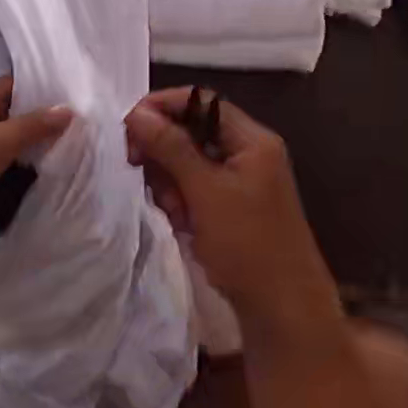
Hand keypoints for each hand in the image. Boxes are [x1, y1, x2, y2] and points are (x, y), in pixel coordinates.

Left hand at [0, 77, 72, 234]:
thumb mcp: (2, 142)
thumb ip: (35, 124)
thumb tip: (68, 108)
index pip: (20, 82)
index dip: (47, 90)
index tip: (78, 100)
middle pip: (15, 103)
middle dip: (42, 113)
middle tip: (80, 122)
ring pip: (8, 125)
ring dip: (30, 132)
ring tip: (68, 139)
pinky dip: (17, 147)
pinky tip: (40, 156)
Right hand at [124, 89, 337, 333]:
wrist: (280, 305)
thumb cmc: (248, 243)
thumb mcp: (205, 191)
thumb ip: (171, 147)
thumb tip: (136, 113)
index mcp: (252, 141)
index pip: (199, 101)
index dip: (161, 107)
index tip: (127, 128)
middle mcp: (245, 153)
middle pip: (188, 129)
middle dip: (160, 149)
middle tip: (140, 171)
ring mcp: (235, 179)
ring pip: (183, 159)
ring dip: (166, 179)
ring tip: (171, 208)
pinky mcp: (224, 203)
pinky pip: (188, 185)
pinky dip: (176, 197)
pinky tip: (178, 220)